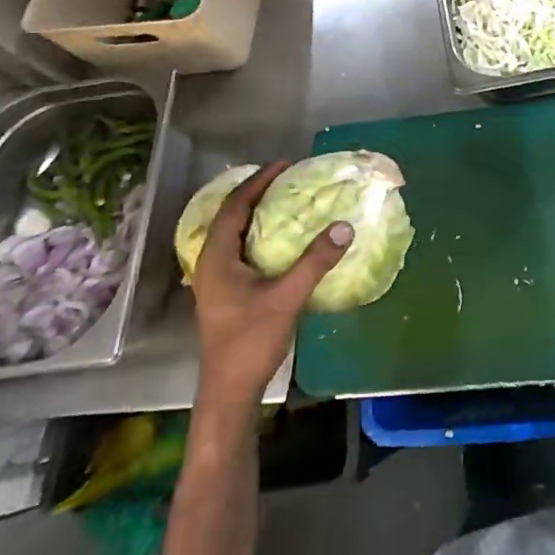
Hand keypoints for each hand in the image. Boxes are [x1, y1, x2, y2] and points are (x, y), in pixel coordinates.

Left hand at [191, 162, 350, 407]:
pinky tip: (279, 240)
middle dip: (257, 193)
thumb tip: (343, 227)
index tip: (283, 165)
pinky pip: (240, 250)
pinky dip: (258, 235)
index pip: (234, 206)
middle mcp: (211, 263)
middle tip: (287, 179)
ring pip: (234, 234)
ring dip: (257, 214)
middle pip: (231, 216)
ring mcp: (215, 279)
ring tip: (285, 201)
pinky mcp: (225, 293)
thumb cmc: (251, 341)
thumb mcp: (286, 298)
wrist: (230, 389)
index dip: (257, 182)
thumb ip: (314, 262)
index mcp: (217, 257)